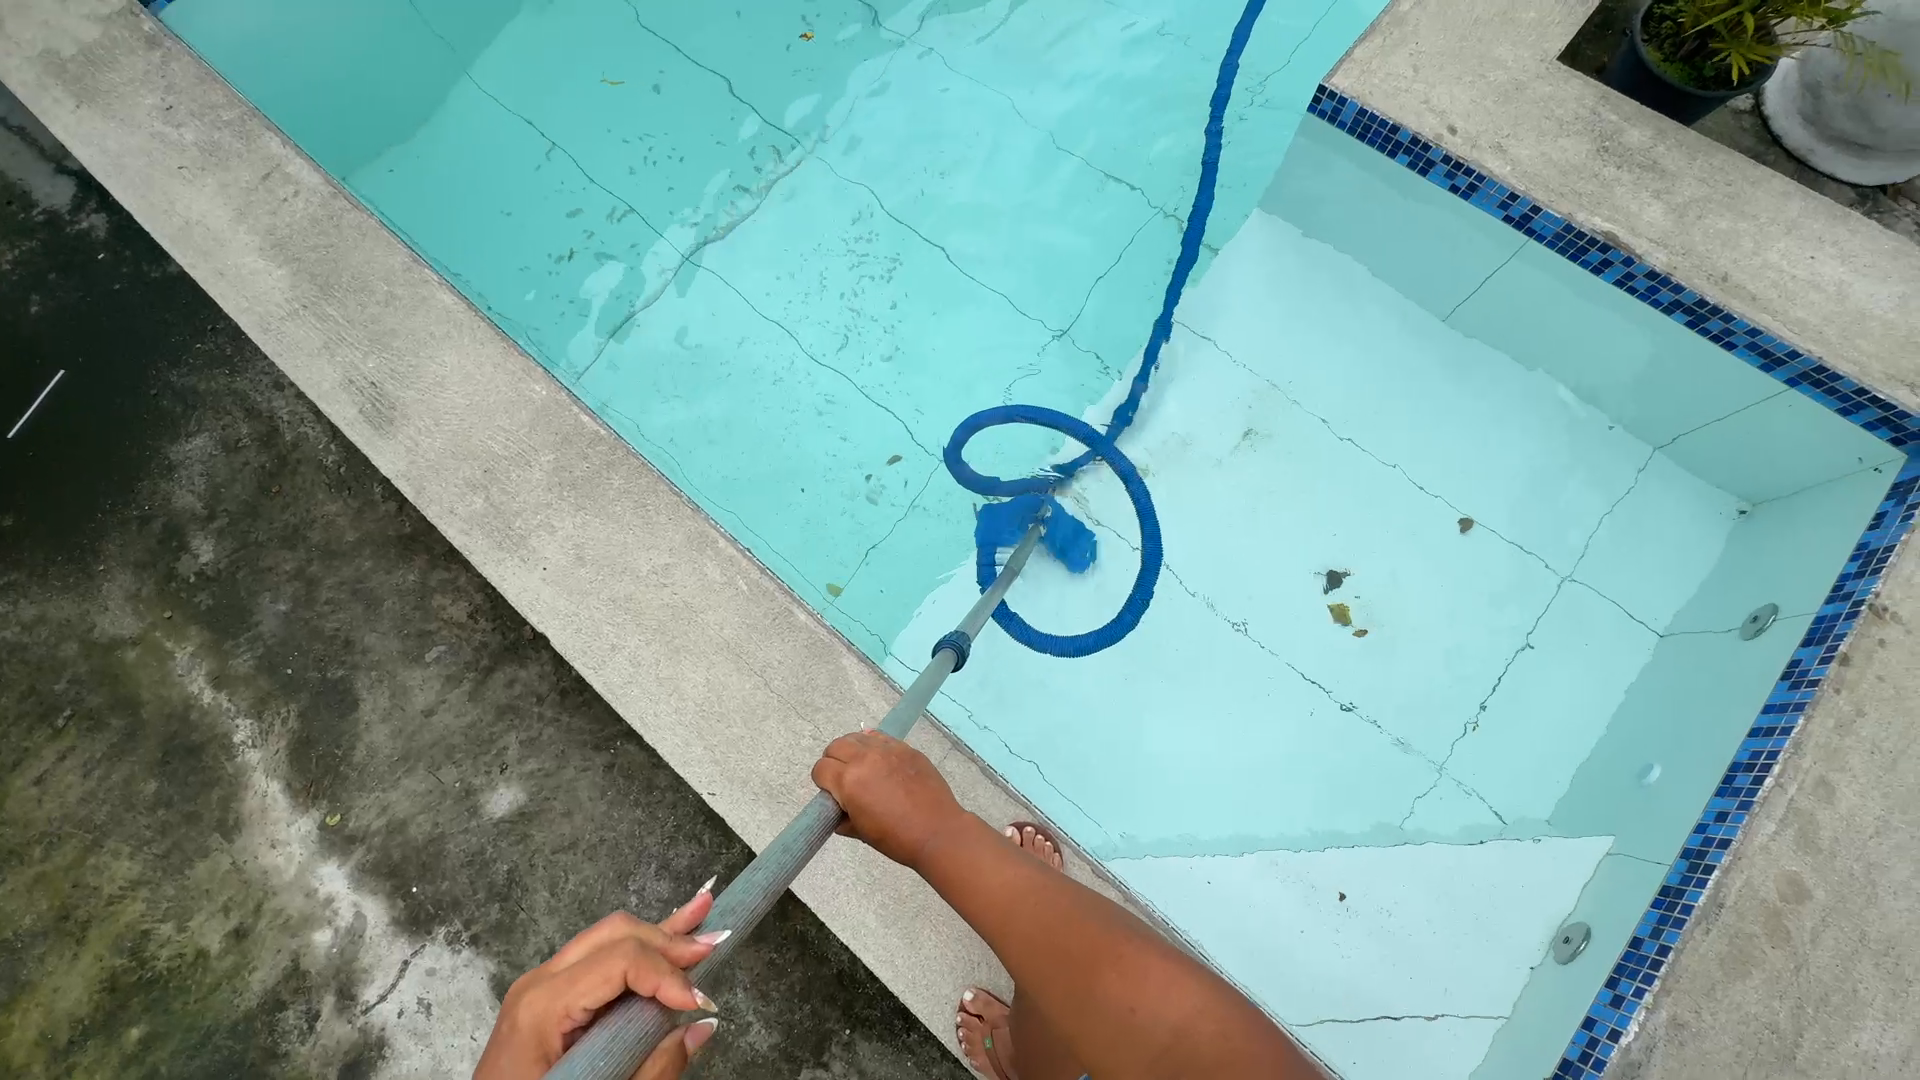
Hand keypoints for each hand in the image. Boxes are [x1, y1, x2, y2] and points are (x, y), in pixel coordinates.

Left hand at [473, 892, 725, 1079]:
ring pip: (613, 936)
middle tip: (715, 950)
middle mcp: (541, 982)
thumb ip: (651, 1070)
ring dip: (662, 932)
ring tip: (707, 910)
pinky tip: (677, 918)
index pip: (621, 960)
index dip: (667, 974)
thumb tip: (703, 1027)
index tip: (700, 1002)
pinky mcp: (554, 995)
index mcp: (543, 1006)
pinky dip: (643, 942)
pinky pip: (603, 956)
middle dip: (669, 942)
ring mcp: (544, 985)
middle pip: (618, 935)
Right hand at [811, 730, 971, 868]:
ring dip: (853, 750)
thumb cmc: (896, 838)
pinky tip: (879, 760)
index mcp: (849, 781)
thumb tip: (838, 808)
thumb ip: (842, 816)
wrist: (937, 831)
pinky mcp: (906, 748)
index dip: (823, 782)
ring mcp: (887, 750)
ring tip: (862, 767)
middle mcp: (865, 759)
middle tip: (844, 779)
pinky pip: (881, 737)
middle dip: (834, 762)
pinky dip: (873, 745)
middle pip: (835, 746)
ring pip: (857, 737)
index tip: (832, 793)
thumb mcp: (860, 832)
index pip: (820, 769)